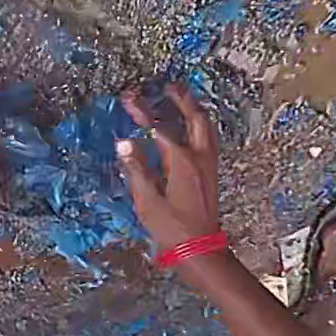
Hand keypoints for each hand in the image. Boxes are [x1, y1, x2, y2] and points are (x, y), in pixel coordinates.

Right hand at [116, 83, 222, 252]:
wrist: (200, 249)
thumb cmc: (172, 228)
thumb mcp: (148, 201)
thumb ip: (136, 169)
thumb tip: (124, 143)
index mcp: (182, 163)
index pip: (159, 128)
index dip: (143, 111)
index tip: (129, 97)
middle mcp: (200, 158)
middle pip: (195, 118)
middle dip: (182, 99)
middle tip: (169, 85)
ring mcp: (209, 165)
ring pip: (206, 127)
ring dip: (195, 109)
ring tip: (184, 98)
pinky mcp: (211, 173)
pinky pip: (208, 138)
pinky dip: (200, 124)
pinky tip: (194, 126)